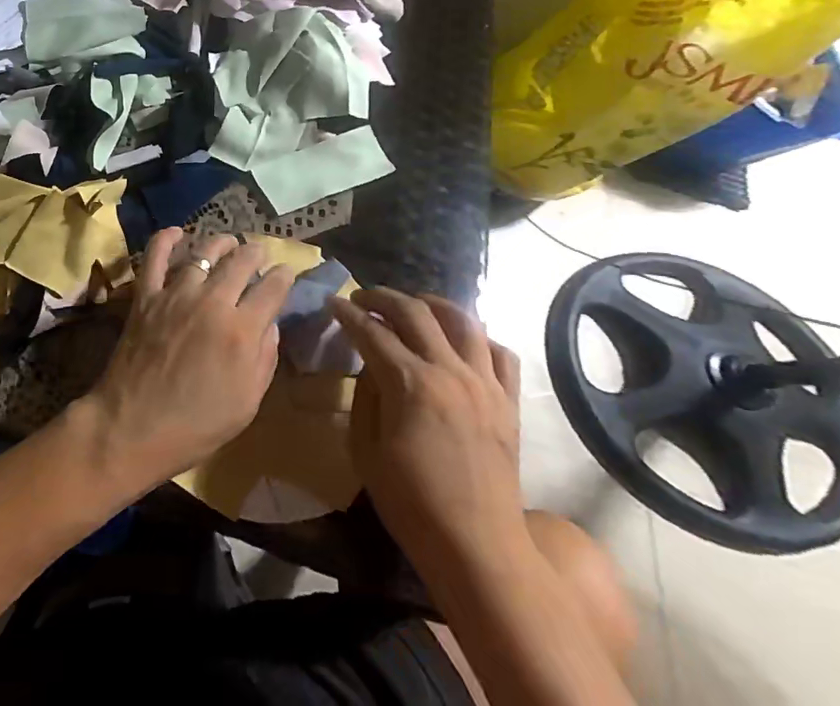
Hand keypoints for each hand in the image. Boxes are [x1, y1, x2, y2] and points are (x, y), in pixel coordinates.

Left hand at [78, 229, 295, 496]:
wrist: (134, 424)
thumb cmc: (198, 424)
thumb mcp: (248, 400)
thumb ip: (264, 357)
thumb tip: (270, 323)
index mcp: (243, 330)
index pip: (273, 289)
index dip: (285, 277)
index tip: (287, 273)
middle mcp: (211, 302)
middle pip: (240, 262)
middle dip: (255, 253)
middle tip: (259, 252)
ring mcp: (174, 295)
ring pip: (202, 253)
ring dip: (219, 243)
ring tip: (227, 241)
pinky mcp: (145, 297)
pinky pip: (154, 258)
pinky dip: (165, 240)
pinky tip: (177, 233)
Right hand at [333, 289, 527, 569]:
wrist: (475, 543)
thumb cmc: (407, 499)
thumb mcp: (364, 446)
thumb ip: (366, 395)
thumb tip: (370, 366)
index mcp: (410, 384)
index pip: (371, 332)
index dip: (346, 314)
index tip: (331, 304)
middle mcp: (451, 373)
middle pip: (415, 314)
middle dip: (383, 298)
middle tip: (361, 298)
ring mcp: (486, 386)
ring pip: (463, 322)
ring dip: (431, 305)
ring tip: (411, 305)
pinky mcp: (508, 403)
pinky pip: (499, 353)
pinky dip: (475, 336)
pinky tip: (458, 341)